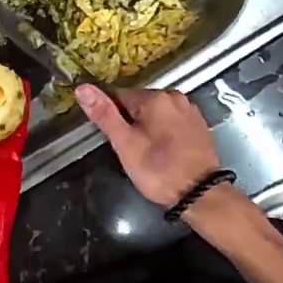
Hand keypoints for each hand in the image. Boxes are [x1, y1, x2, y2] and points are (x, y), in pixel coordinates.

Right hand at [74, 84, 223, 208]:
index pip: (121, 97)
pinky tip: (166, 150)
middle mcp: (175, 96)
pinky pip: (174, 121)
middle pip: (141, 103)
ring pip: (158, 112)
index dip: (114, 118)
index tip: (118, 139)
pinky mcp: (200, 124)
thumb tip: (83, 88)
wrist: (199, 193)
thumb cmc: (158, 169)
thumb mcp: (125, 144)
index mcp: (155, 97)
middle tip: (133, 149)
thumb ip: (104, 114)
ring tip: (149, 152)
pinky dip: (167, 131)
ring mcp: (190, 109)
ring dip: (150, 126)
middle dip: (133, 121)